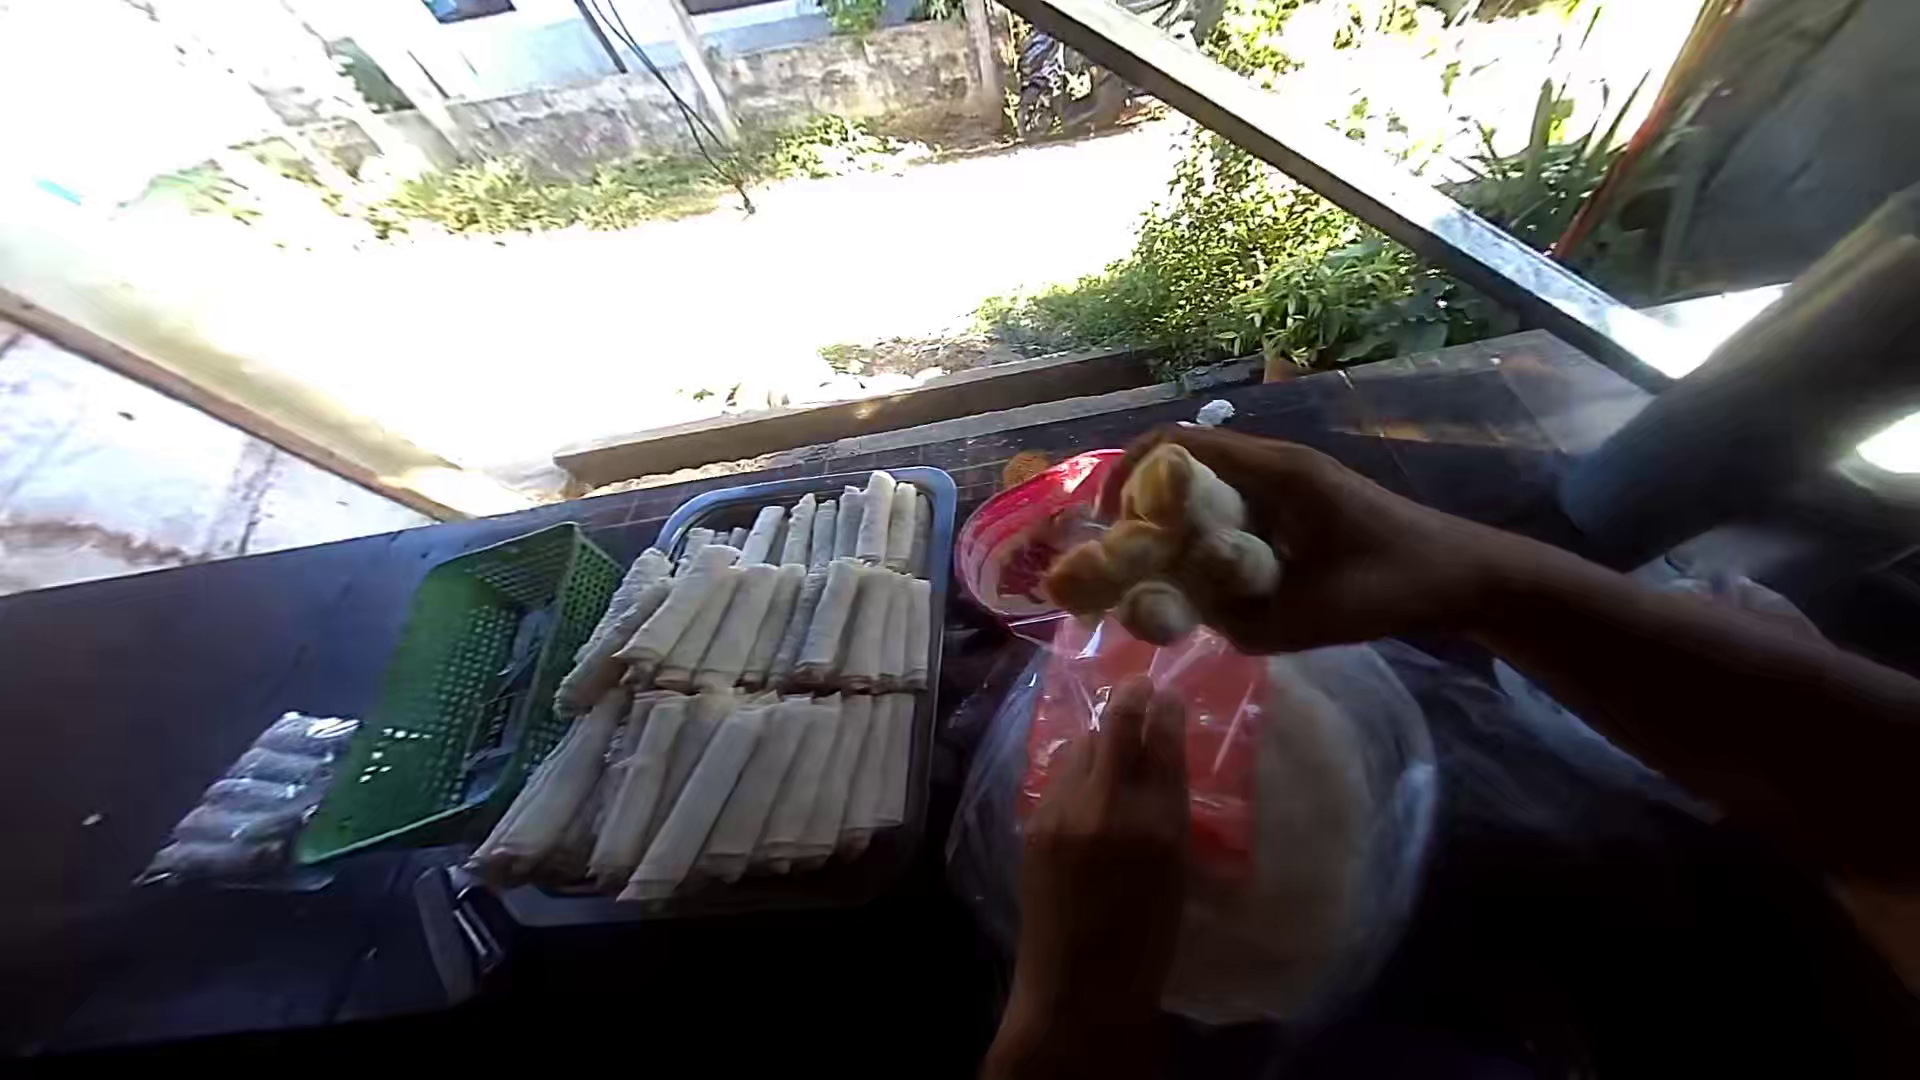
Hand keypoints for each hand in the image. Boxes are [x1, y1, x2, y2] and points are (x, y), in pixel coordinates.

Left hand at [984, 676, 1188, 1079]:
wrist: (1076, 987)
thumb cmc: (1144, 941)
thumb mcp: (1175, 874)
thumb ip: (1166, 810)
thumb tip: (1157, 758)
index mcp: (1157, 827)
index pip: (1164, 746)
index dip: (1166, 711)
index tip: (1168, 692)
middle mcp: (1108, 806)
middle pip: (1117, 726)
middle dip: (1129, 696)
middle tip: (1138, 682)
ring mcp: (1063, 809)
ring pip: (1082, 745)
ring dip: (1099, 736)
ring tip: (1110, 735)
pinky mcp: (1035, 819)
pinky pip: (1060, 774)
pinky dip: (1077, 769)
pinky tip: (1085, 778)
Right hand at [1099, 426, 1519, 652]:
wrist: (1462, 575)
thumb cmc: (1391, 588)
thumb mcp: (1306, 618)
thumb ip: (1234, 619)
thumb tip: (1174, 611)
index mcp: (1273, 472)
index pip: (1177, 442)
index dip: (1128, 470)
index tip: (1108, 517)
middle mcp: (1270, 463)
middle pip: (1179, 456)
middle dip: (1139, 495)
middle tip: (1122, 547)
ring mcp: (1280, 477)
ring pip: (1199, 477)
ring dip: (1165, 509)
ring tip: (1149, 558)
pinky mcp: (1287, 495)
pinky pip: (1223, 495)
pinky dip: (1194, 520)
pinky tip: (1194, 561)